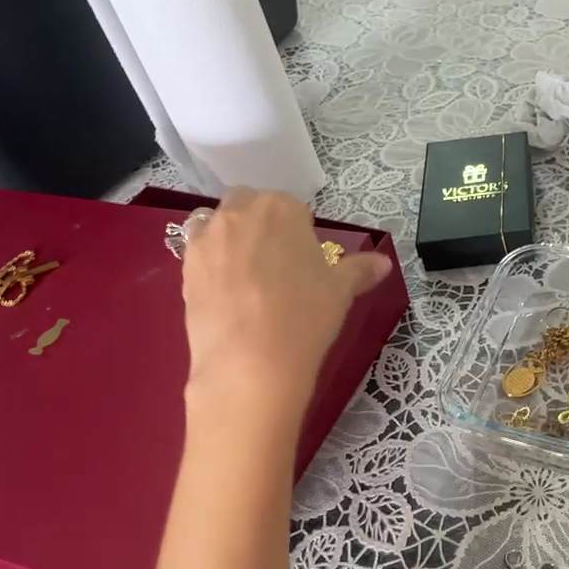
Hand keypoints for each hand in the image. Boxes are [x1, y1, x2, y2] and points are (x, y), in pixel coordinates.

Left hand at [178, 189, 392, 438]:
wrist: (250, 362)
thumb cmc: (304, 316)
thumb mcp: (341, 291)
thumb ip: (360, 270)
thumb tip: (383, 263)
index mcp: (281, 207)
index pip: (292, 207)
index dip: (300, 232)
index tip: (305, 259)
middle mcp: (239, 212)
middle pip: (250, 206)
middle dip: (261, 225)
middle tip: (277, 265)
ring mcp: (207, 239)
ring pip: (219, 225)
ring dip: (231, 238)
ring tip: (248, 278)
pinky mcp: (184, 267)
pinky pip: (200, 253)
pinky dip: (212, 264)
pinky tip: (226, 294)